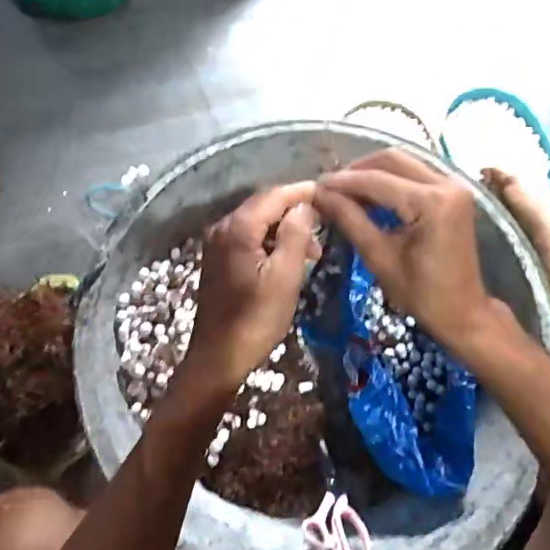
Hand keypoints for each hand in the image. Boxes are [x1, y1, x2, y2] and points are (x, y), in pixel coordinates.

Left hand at [182, 182, 319, 392]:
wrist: (219, 356)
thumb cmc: (256, 319)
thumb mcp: (285, 277)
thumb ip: (296, 235)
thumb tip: (305, 206)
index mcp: (238, 227)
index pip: (275, 195)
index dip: (304, 192)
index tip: (332, 195)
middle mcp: (222, 227)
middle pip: (265, 205)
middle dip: (296, 212)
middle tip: (326, 228)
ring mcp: (217, 243)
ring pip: (258, 222)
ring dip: (285, 230)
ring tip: (312, 252)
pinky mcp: (218, 259)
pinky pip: (249, 238)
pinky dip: (270, 242)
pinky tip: (288, 260)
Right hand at [315, 151, 498, 347]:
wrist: (462, 312)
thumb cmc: (421, 293)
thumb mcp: (379, 257)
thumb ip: (350, 219)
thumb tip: (320, 194)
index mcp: (431, 203)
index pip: (377, 181)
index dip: (343, 182)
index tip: (316, 186)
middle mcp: (447, 184)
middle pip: (392, 160)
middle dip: (358, 170)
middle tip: (331, 187)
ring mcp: (454, 186)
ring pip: (404, 162)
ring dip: (373, 172)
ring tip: (346, 190)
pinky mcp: (454, 192)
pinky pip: (416, 173)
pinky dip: (391, 179)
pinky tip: (370, 194)